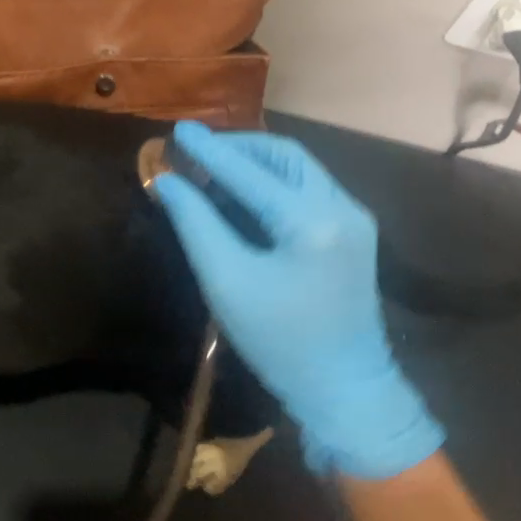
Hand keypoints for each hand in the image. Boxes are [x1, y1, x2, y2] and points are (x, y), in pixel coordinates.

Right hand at [152, 122, 444, 478]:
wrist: (344, 391)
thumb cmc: (279, 342)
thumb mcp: (226, 282)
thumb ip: (195, 224)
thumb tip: (167, 180)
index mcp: (313, 221)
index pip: (250, 172)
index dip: (209, 151)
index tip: (177, 130)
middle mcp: (342, 207)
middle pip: (284, 156)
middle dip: (237, 148)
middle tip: (196, 152)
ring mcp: (353, 219)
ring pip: (298, 169)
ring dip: (254, 163)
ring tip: (212, 171)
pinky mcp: (353, 232)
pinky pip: (307, 189)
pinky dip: (271, 182)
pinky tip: (242, 195)